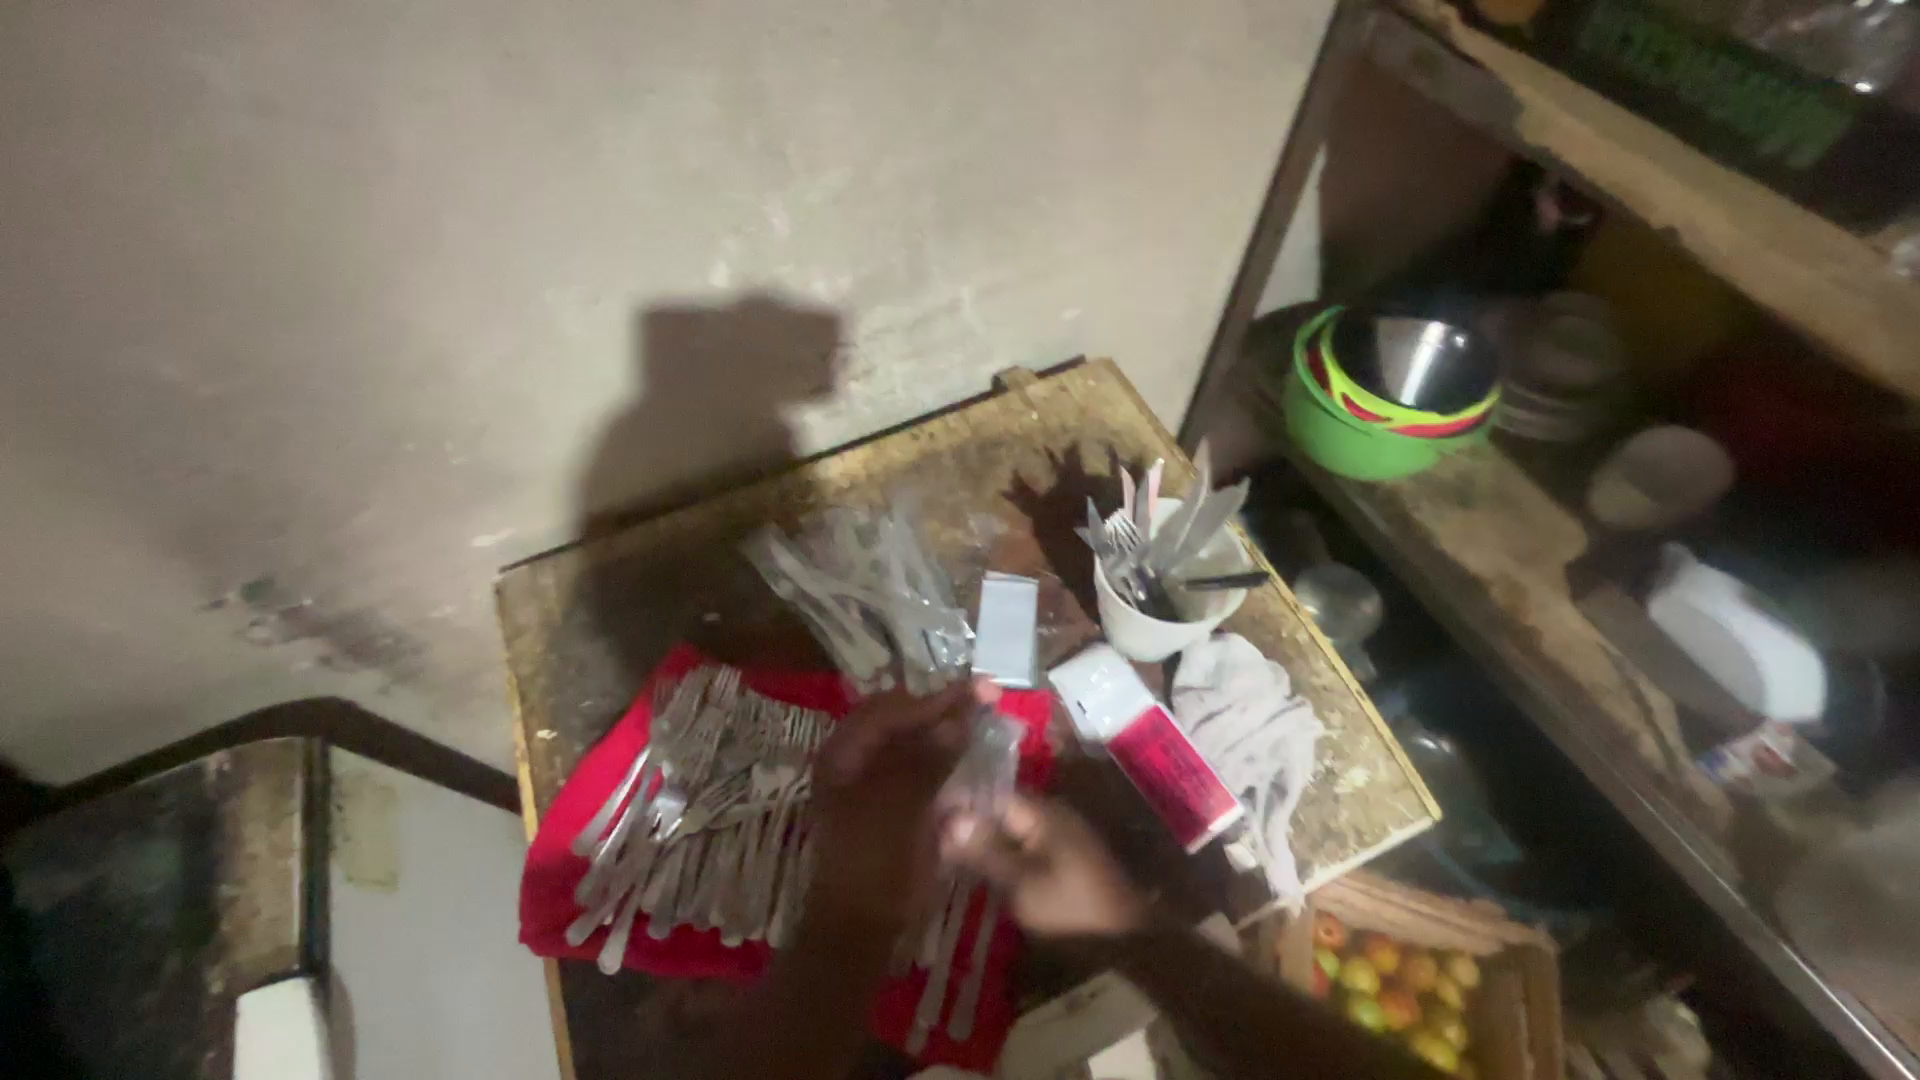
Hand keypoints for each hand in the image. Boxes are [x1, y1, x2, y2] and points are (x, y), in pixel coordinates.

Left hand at [804, 678, 996, 933]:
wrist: (860, 928)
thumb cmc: (872, 862)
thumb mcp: (900, 805)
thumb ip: (929, 758)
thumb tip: (959, 718)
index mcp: (844, 753)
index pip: (893, 708)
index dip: (937, 698)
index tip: (980, 689)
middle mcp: (854, 760)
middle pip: (903, 720)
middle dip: (943, 709)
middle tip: (983, 700)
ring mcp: (873, 783)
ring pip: (914, 743)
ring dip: (946, 731)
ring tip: (982, 719)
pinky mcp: (893, 806)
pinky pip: (922, 770)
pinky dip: (945, 759)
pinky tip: (970, 755)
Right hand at [942, 794, 1148, 938]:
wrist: (1128, 939)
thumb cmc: (1073, 909)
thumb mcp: (1023, 884)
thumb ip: (986, 850)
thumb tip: (949, 818)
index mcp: (1042, 812)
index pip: (991, 794)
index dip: (960, 806)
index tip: (929, 820)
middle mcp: (1052, 813)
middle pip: (1000, 810)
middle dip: (970, 824)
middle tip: (934, 842)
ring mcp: (1060, 834)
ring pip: (1011, 828)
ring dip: (986, 841)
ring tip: (950, 857)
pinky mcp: (1064, 855)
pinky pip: (1024, 844)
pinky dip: (1003, 854)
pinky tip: (983, 871)